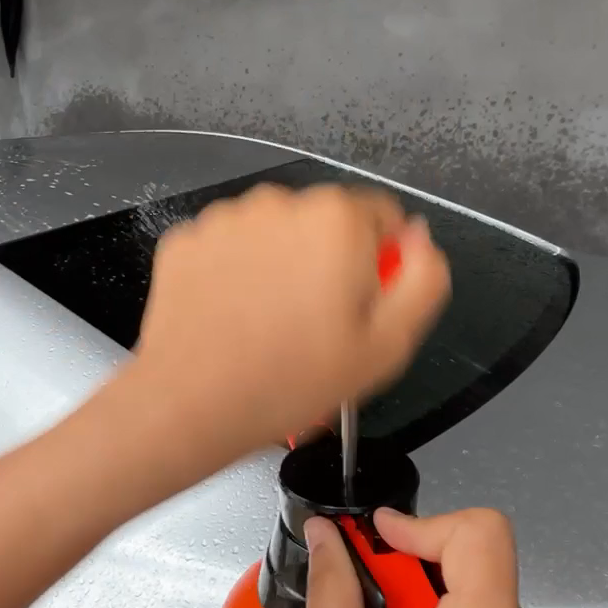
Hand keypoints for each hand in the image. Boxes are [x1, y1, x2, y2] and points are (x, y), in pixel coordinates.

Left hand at [123, 184, 448, 471]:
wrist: (190, 403)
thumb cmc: (283, 382)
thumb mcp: (387, 346)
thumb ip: (423, 280)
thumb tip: (421, 243)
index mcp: (335, 220)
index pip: (380, 216)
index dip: (377, 262)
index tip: (359, 300)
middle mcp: (276, 204)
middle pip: (320, 223)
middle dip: (323, 262)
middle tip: (312, 322)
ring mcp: (224, 220)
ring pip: (269, 234)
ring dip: (274, 266)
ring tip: (265, 325)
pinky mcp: (185, 241)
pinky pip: (224, 249)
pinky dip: (230, 274)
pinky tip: (231, 316)